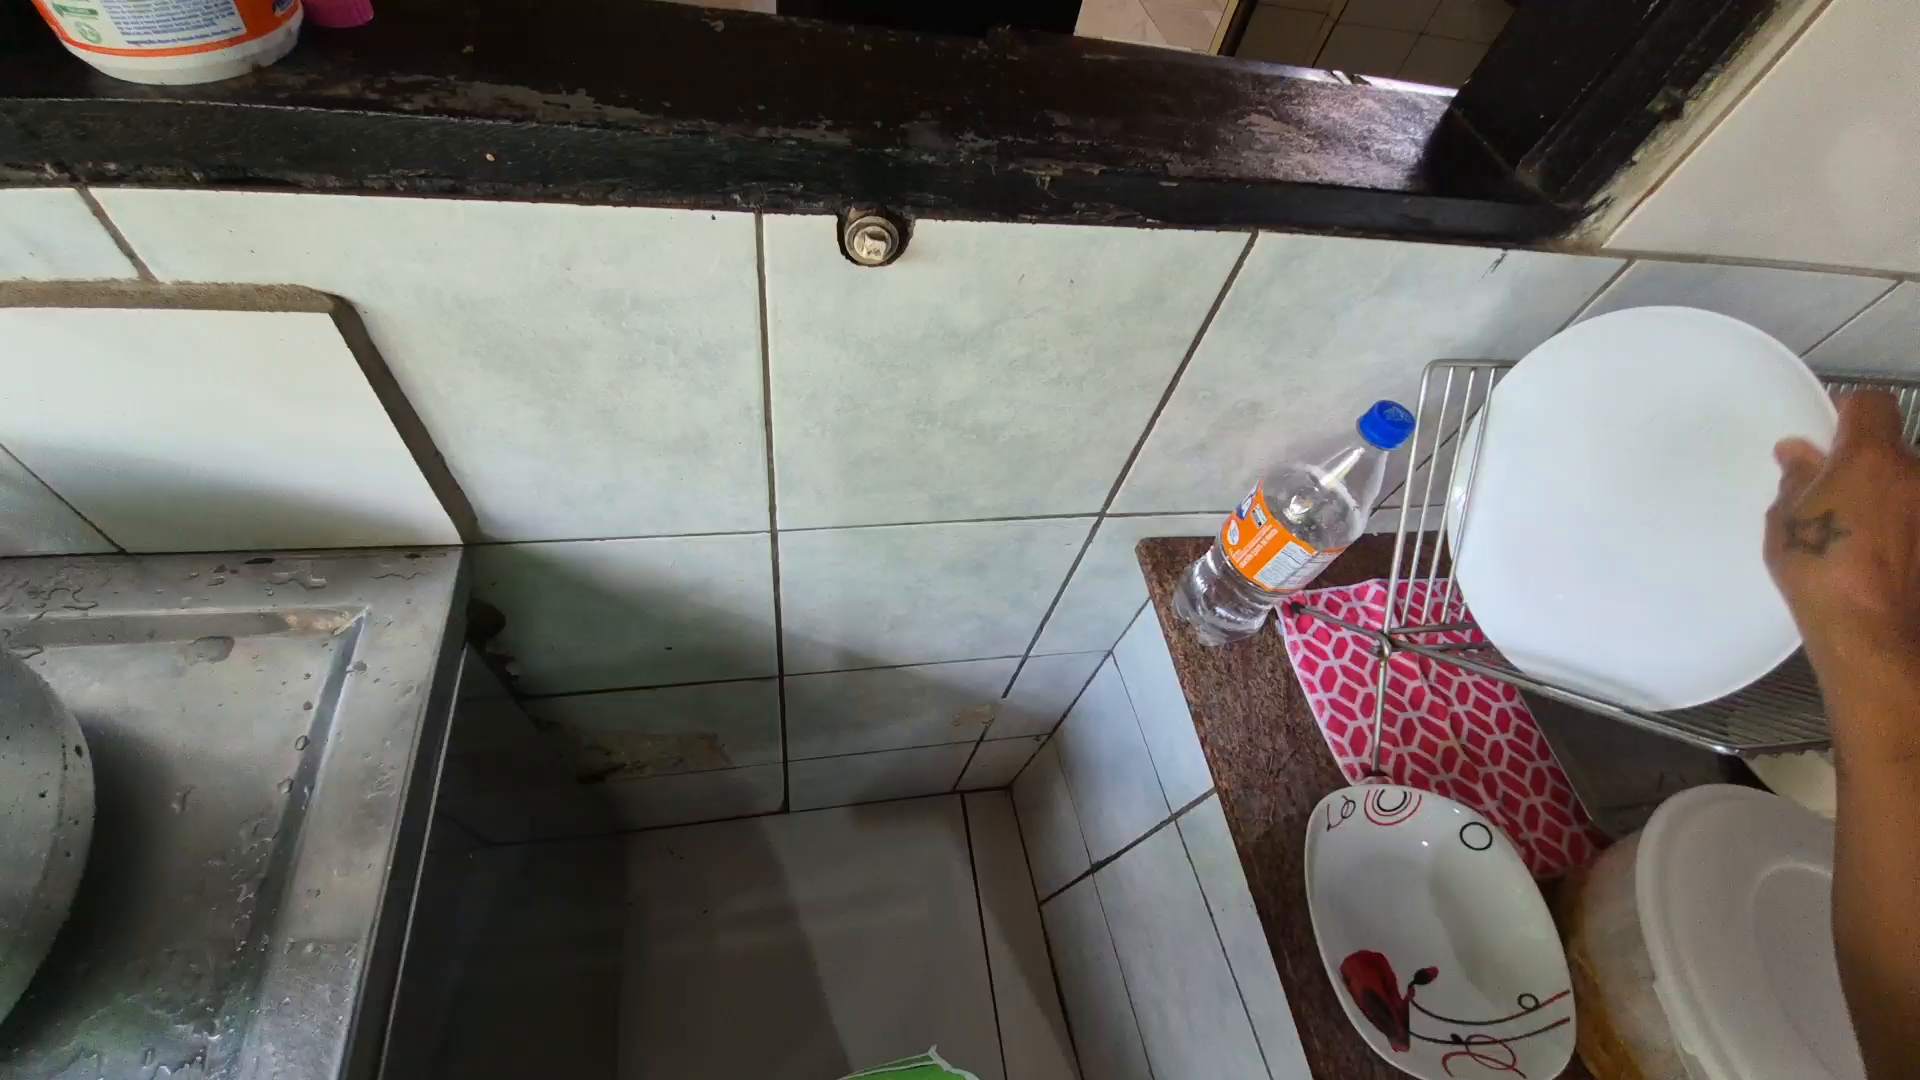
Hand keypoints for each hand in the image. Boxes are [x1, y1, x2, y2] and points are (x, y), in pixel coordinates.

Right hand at [1767, 391, 1919, 723]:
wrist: (1874, 627)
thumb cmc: (1819, 568)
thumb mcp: (1786, 521)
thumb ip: (1797, 480)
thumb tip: (1801, 453)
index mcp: (1872, 460)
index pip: (1870, 406)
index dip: (1845, 411)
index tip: (1824, 427)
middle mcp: (1918, 472)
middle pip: (1892, 447)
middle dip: (1860, 460)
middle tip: (1824, 486)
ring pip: (1906, 481)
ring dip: (1883, 491)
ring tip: (1850, 524)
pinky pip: (1911, 509)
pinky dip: (1896, 517)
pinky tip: (1874, 545)